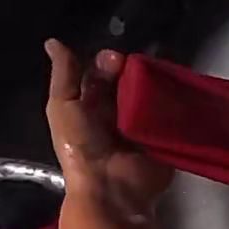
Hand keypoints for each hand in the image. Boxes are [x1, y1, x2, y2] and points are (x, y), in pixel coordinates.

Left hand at [44, 39, 172, 202]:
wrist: (111, 187)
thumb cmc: (80, 148)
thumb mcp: (61, 106)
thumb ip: (63, 75)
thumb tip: (53, 42)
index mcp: (91, 107)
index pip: (103, 74)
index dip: (108, 62)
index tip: (116, 61)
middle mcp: (117, 115)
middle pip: (129, 82)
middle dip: (133, 72)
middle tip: (136, 72)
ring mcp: (142, 128)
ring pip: (151, 96)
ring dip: (155, 85)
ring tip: (158, 80)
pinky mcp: (163, 140)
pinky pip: (170, 116)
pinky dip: (174, 104)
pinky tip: (175, 92)